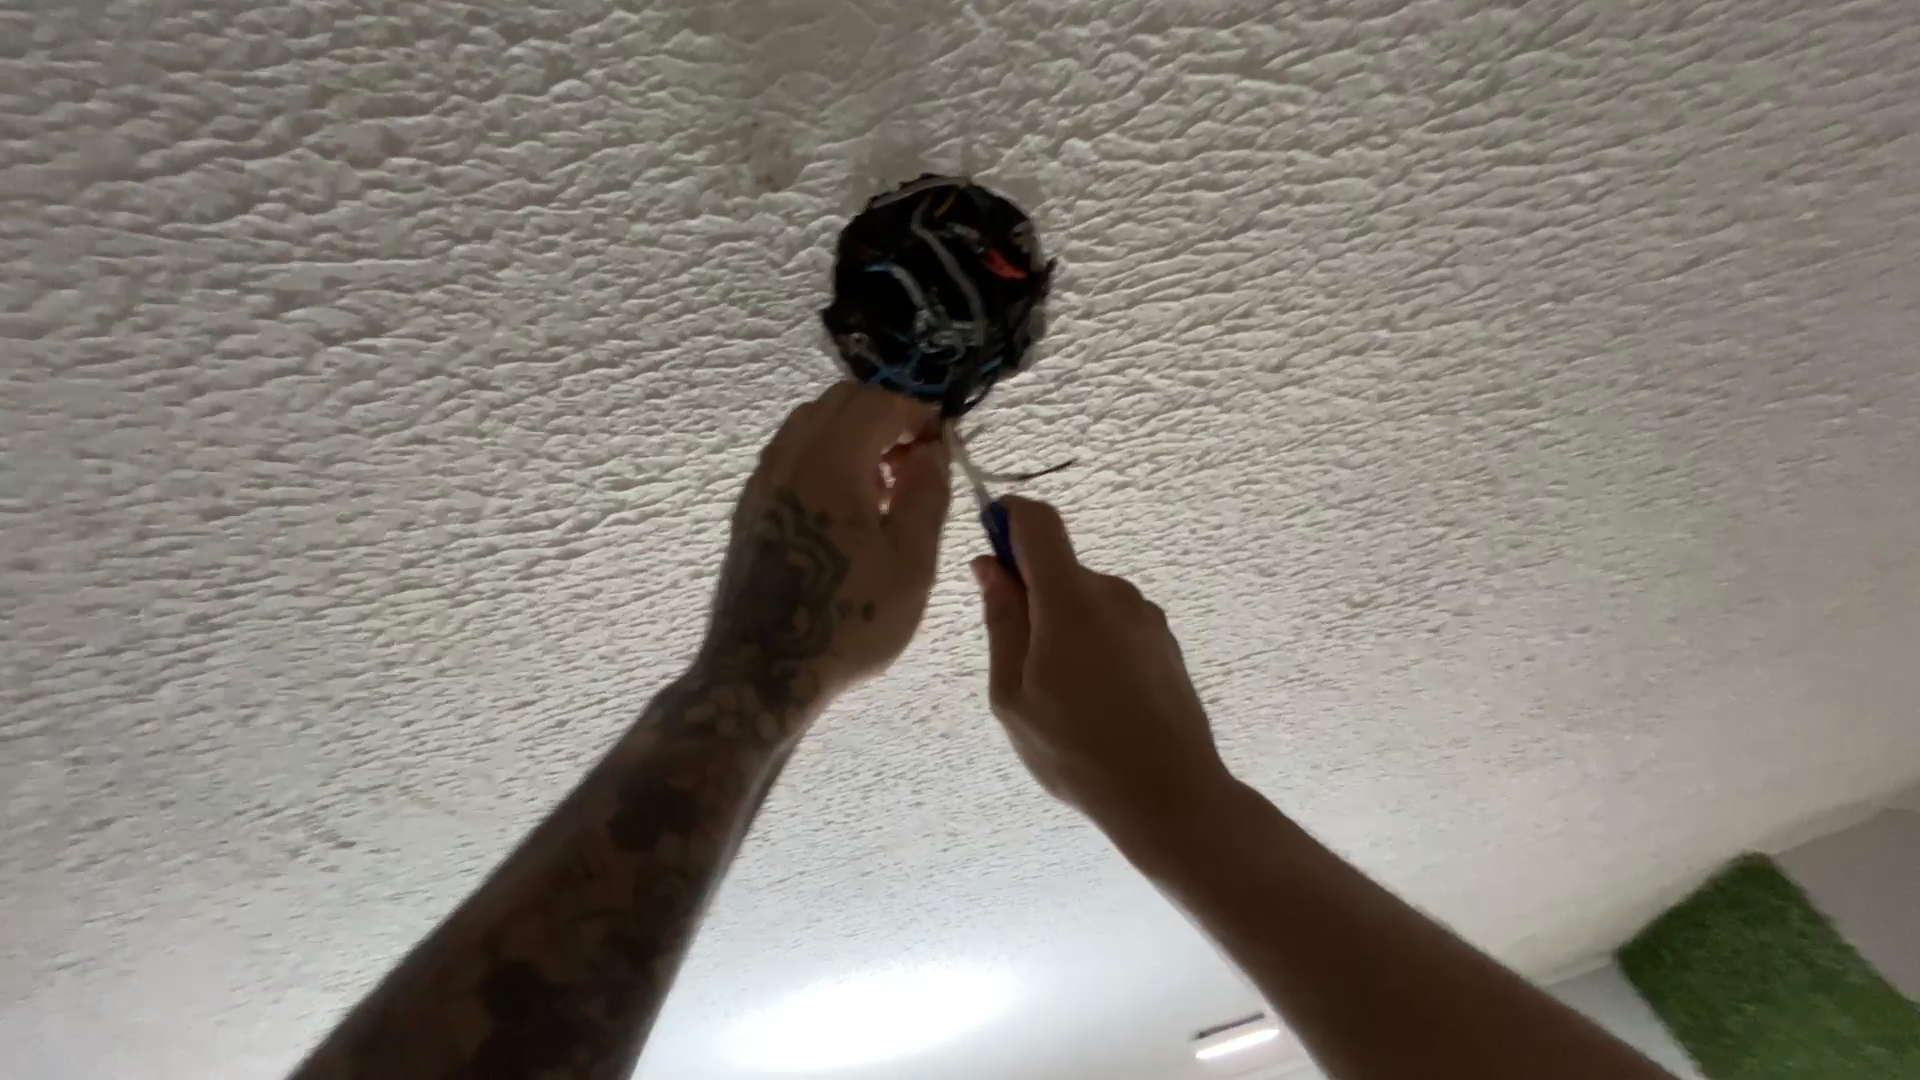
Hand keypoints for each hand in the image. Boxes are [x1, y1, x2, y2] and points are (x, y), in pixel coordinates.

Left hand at [702, 382, 950, 721]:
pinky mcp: (749, 506)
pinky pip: (790, 453)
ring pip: (810, 424)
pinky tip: (846, 506)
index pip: (879, 403)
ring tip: (884, 484)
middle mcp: (789, 455)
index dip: (917, 414)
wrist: (763, 669)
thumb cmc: (849, 618)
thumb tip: (931, 449)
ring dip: (853, 434)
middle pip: (840, 402)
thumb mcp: (911, 560)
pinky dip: (825, 455)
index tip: (941, 443)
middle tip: (915, 459)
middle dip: (885, 416)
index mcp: (831, 460)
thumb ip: (927, 492)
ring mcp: (762, 480)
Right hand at [972, 496, 1232, 839]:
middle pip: (1060, 566)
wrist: (1170, 795)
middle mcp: (1114, 593)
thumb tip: (989, 566)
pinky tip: (1096, 696)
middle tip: (1020, 662)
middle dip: (1031, 593)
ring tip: (1062, 692)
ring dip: (1061, 622)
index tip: (990, 538)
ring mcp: (1145, 614)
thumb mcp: (1012, 695)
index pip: (1039, 522)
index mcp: (1071, 601)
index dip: (1009, 516)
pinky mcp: (1163, 638)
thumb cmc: (1076, 751)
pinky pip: (1112, 619)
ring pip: (1085, 597)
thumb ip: (1001, 621)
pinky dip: (1092, 639)